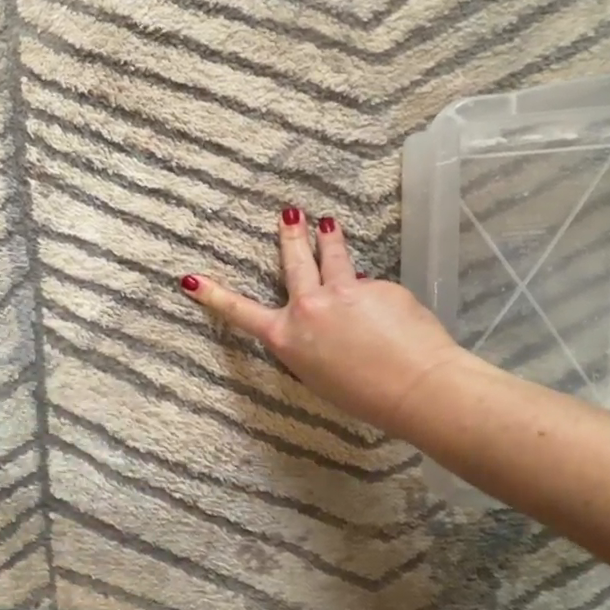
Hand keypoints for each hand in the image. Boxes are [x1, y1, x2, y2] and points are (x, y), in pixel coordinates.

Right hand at [179, 210, 478, 433]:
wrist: (419, 388)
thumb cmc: (365, 395)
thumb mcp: (316, 372)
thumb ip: (310, 337)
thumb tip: (327, 306)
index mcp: (286, 336)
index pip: (239, 311)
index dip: (212, 295)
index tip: (190, 279)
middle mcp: (308, 307)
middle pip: (294, 262)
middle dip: (289, 236)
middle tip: (288, 215)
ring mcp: (344, 292)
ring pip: (334, 258)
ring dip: (328, 238)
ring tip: (327, 223)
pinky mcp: (380, 288)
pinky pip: (373, 290)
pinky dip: (378, 299)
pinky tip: (395, 320)